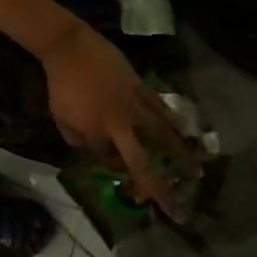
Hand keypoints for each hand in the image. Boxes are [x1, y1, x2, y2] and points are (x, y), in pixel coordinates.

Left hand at [39, 26, 199, 217]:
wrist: (69, 47)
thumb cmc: (61, 83)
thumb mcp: (59, 115)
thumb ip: (74, 137)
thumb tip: (89, 150)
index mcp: (97, 131)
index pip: (112, 163)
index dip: (120, 174)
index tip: (130, 188)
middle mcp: (120, 122)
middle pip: (143, 162)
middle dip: (160, 188)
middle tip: (178, 209)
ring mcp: (133, 102)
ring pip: (161, 134)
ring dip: (180, 156)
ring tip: (196, 173)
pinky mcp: (139, 84)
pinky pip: (160, 106)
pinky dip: (173, 119)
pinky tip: (185, 131)